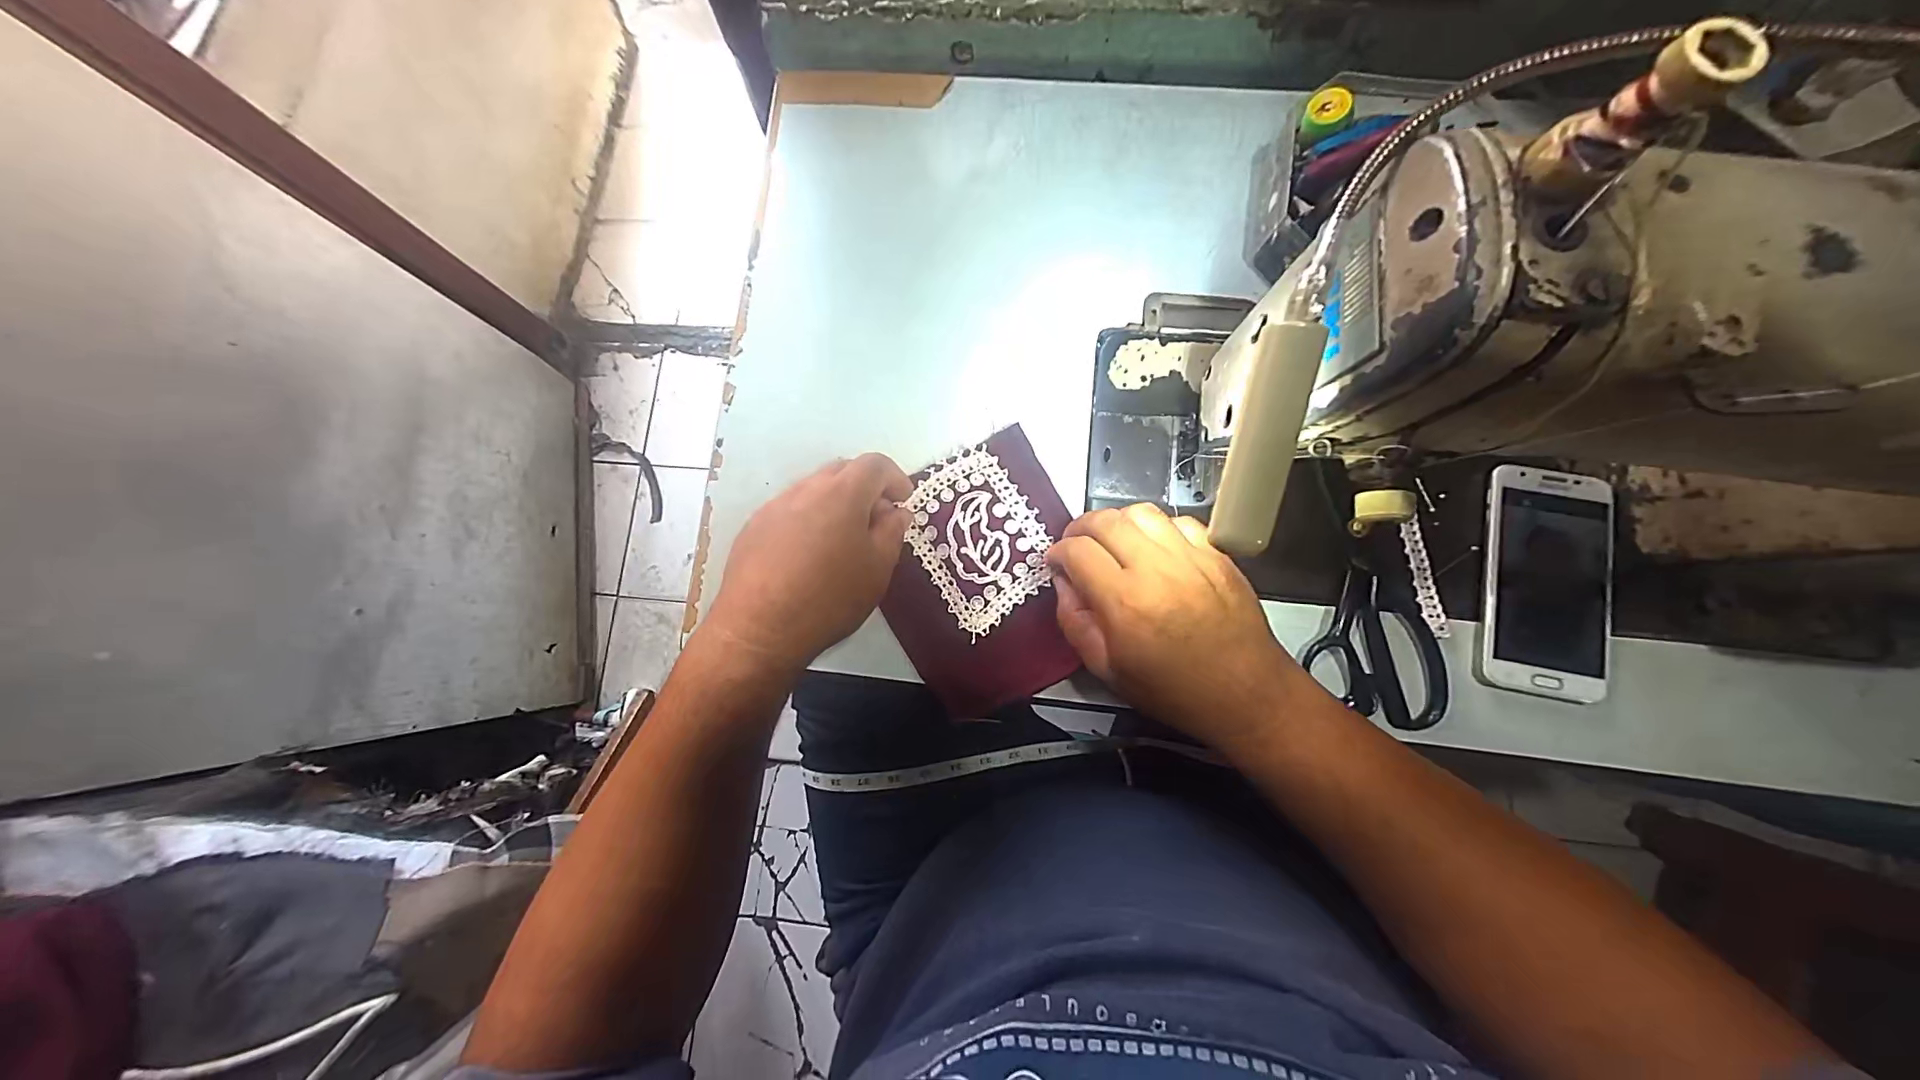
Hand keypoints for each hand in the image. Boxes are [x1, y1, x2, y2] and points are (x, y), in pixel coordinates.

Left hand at [703, 454, 912, 673]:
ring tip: (843, 541)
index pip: (875, 464)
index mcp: (842, 494)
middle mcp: (806, 489)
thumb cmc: (829, 599)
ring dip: (836, 503)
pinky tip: (810, 555)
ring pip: (814, 489)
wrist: (759, 629)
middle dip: (866, 487)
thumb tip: (895, 511)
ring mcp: (775, 506)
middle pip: (842, 470)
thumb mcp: (877, 569)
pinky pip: (791, 510)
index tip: (903, 502)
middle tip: (877, 522)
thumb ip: (892, 531)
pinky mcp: (754, 526)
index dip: (895, 478)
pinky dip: (810, 519)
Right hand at [1046, 503, 1301, 751]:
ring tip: (1112, 540)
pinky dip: (1158, 528)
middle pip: (1105, 521)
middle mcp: (1157, 571)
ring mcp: (1191, 558)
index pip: (1077, 550)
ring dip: (1117, 521)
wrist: (1245, 694)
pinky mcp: (1216, 556)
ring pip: (1141, 512)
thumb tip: (1064, 584)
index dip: (1058, 552)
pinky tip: (1153, 547)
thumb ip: (1075, 622)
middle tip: (1076, 544)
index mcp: (1124, 602)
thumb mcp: (1107, 669)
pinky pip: (1179, 522)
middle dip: (1080, 527)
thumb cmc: (1175, 690)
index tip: (1056, 561)